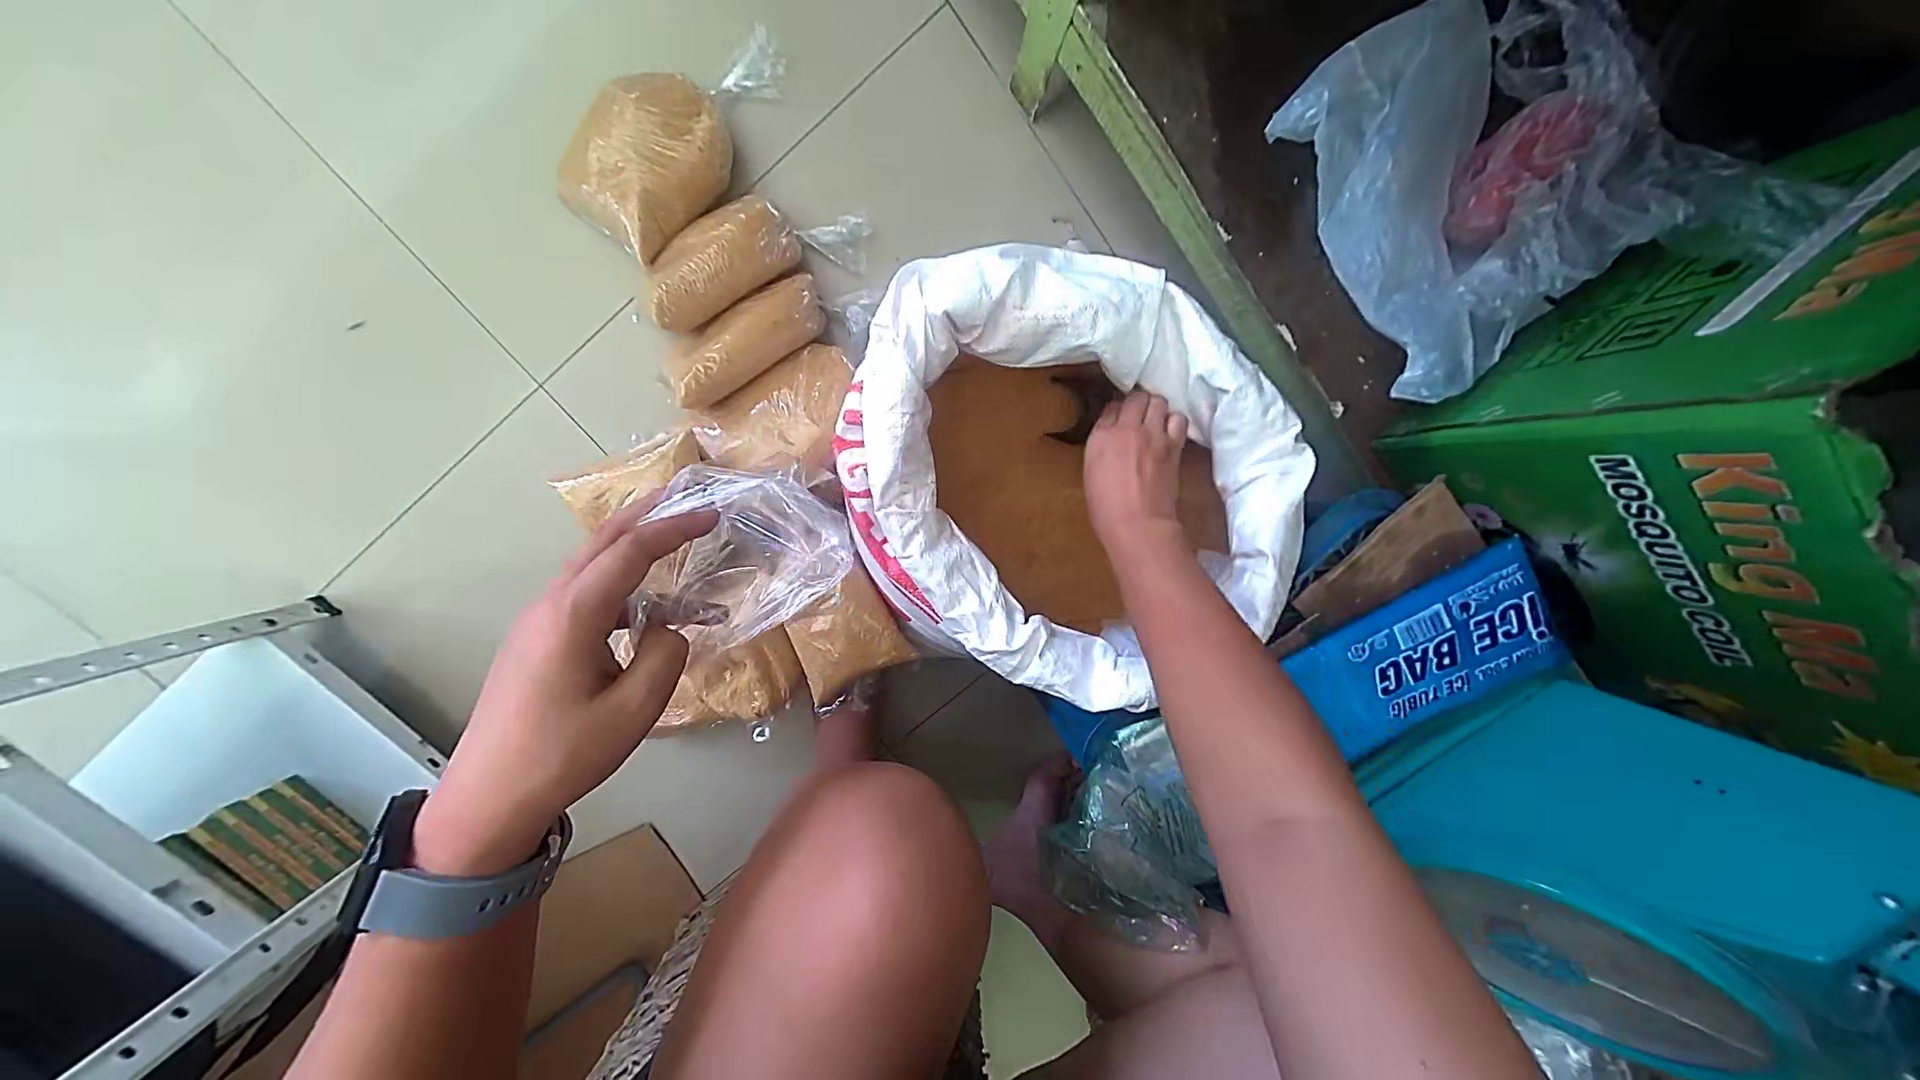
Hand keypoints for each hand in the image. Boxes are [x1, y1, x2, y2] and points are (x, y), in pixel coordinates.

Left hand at [412, 497, 717, 874]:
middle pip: (600, 542)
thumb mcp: (634, 710)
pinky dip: (618, 578)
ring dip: (629, 544)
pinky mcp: (536, 640)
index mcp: (572, 616)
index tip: (711, 515)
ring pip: (588, 564)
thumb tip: (670, 627)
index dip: (673, 528)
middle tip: (685, 496)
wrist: (488, 798)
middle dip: (645, 513)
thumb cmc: (563, 754)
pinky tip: (642, 598)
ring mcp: (536, 622)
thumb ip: (665, 655)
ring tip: (670, 536)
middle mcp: (549, 606)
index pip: (629, 552)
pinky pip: (583, 592)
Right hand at [1083, 391, 1189, 561]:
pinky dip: (1174, 421)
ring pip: (1159, 401)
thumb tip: (1112, 440)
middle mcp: (1126, 428)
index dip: (1117, 412)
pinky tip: (1171, 432)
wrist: (1138, 523)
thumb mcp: (1092, 473)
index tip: (1119, 420)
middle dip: (1139, 403)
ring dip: (1158, 409)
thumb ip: (1102, 448)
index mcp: (1100, 437)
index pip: (1111, 407)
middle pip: (1137, 397)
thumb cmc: (1106, 508)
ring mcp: (1153, 434)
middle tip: (1140, 416)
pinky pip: (1178, 419)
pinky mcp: (1174, 445)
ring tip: (1157, 421)